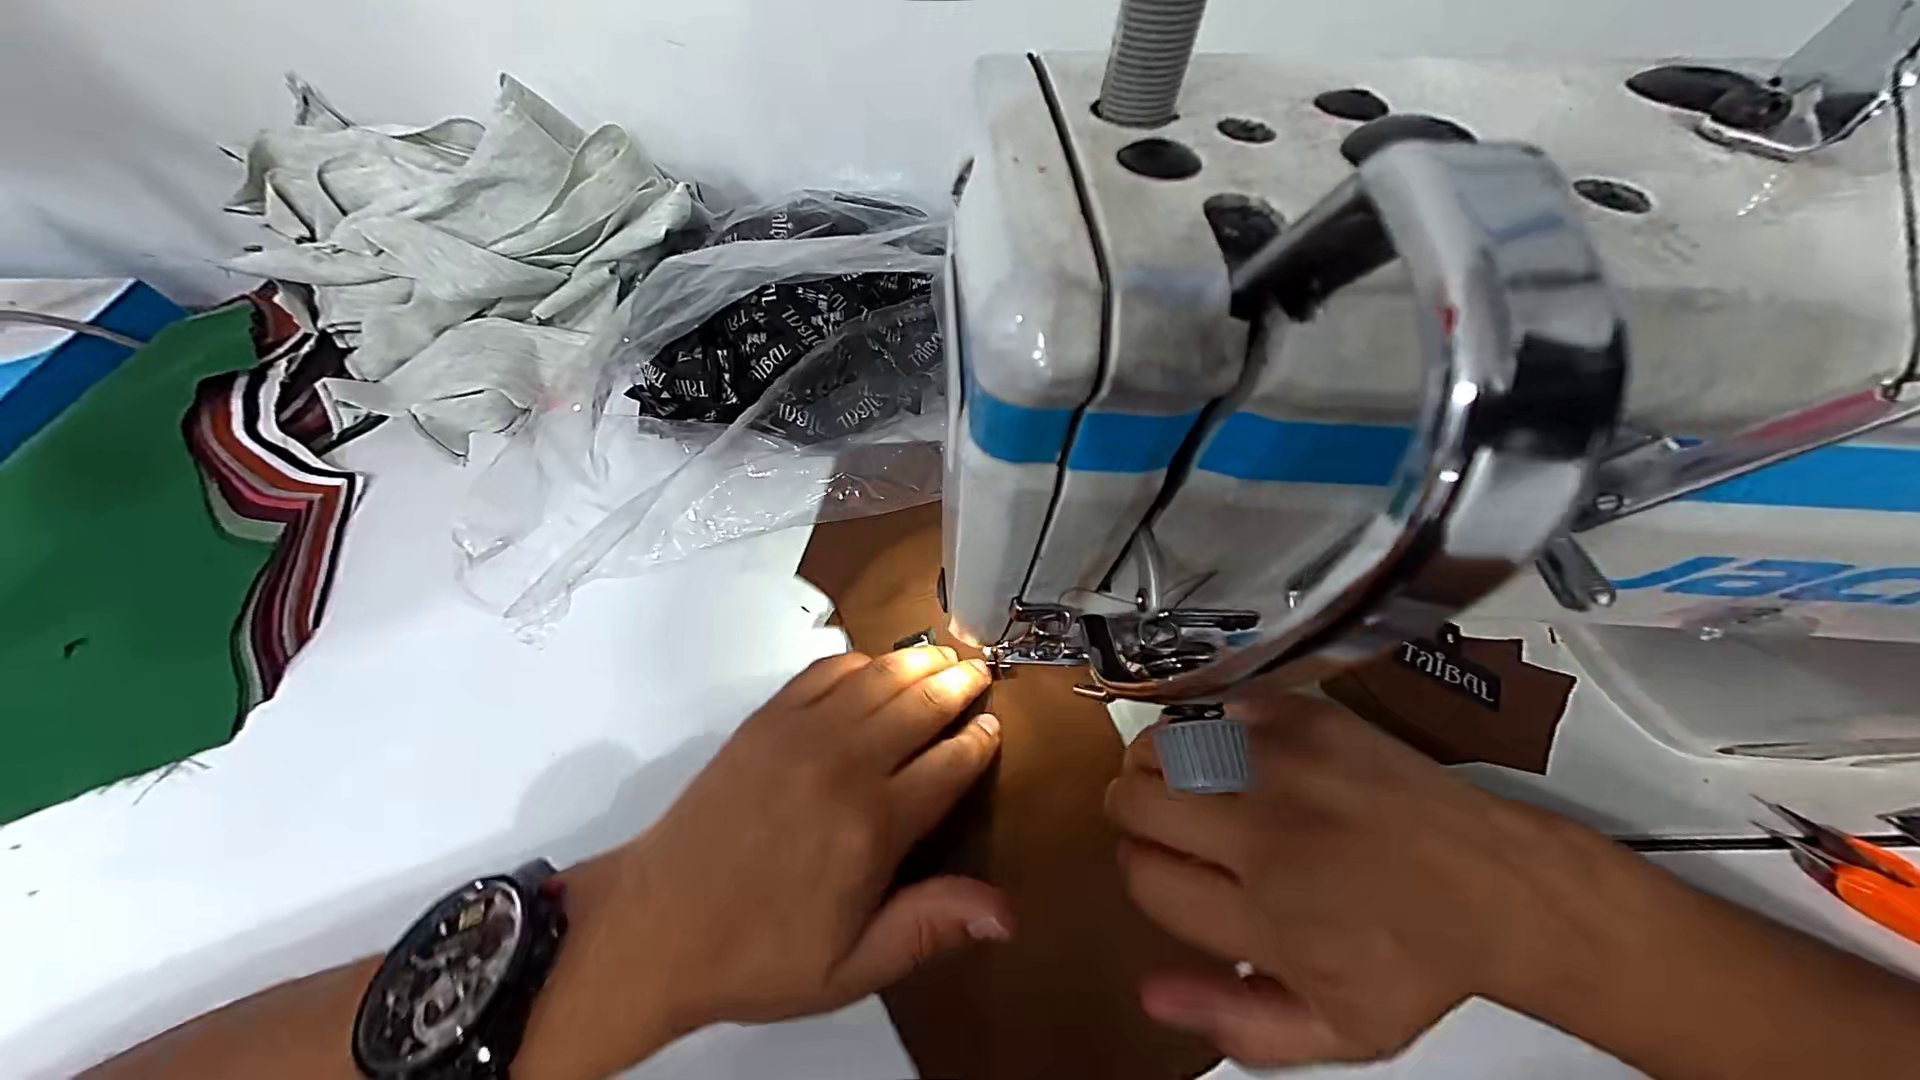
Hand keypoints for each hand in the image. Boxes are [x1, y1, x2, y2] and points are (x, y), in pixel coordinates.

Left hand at [602, 646, 1007, 1036]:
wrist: (657, 924)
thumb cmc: (761, 952)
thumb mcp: (851, 966)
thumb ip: (929, 928)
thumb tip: (1006, 912)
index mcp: (874, 826)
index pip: (949, 764)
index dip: (979, 740)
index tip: (994, 725)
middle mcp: (845, 765)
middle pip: (922, 704)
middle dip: (959, 684)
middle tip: (980, 672)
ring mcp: (802, 732)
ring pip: (880, 677)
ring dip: (919, 661)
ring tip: (944, 656)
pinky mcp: (767, 718)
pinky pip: (826, 671)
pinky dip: (861, 660)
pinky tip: (876, 665)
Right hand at [1104, 692, 1659, 1067]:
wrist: (1496, 883)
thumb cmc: (1411, 958)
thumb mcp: (1334, 1027)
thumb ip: (1233, 1019)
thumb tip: (1149, 994)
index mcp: (1264, 913)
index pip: (1143, 876)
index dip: (1139, 869)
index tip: (1159, 864)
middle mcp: (1262, 832)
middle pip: (1134, 801)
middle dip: (1131, 811)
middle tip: (1157, 816)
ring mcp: (1280, 764)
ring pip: (1157, 746)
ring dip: (1153, 765)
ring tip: (1179, 779)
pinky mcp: (1298, 716)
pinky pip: (1208, 707)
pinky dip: (1200, 727)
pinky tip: (1223, 749)